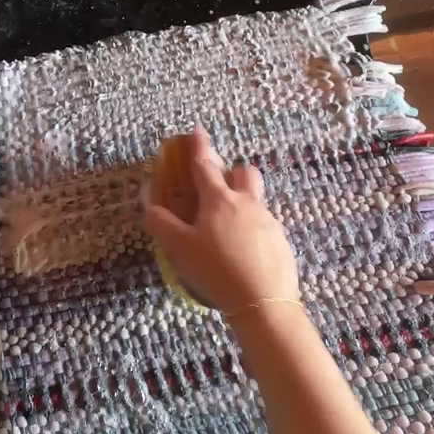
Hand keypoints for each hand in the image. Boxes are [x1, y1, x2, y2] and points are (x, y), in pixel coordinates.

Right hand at [144, 128, 299, 313]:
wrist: (263, 303)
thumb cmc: (216, 269)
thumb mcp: (178, 248)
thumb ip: (161, 223)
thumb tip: (151, 207)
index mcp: (219, 200)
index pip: (205, 165)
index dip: (199, 147)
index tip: (197, 130)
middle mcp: (247, 204)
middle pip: (244, 173)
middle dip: (233, 172)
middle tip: (221, 186)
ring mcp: (269, 222)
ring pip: (257, 200)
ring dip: (244, 203)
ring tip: (230, 228)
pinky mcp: (282, 243)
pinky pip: (267, 227)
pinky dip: (254, 232)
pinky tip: (245, 254)